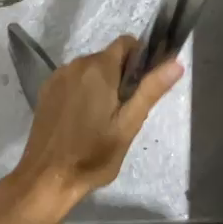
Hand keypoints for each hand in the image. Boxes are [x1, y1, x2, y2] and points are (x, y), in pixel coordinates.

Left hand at [13, 35, 183, 205]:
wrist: (46, 179)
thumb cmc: (92, 154)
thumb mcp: (128, 125)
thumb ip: (151, 90)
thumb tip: (176, 64)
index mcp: (98, 69)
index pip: (126, 43)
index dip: (141, 57)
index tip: (145, 83)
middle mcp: (76, 65)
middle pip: (108, 57)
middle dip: (122, 75)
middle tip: (127, 109)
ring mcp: (58, 77)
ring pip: (90, 69)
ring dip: (102, 83)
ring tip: (105, 118)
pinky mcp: (46, 91)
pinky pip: (74, 80)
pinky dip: (83, 91)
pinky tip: (83, 119)